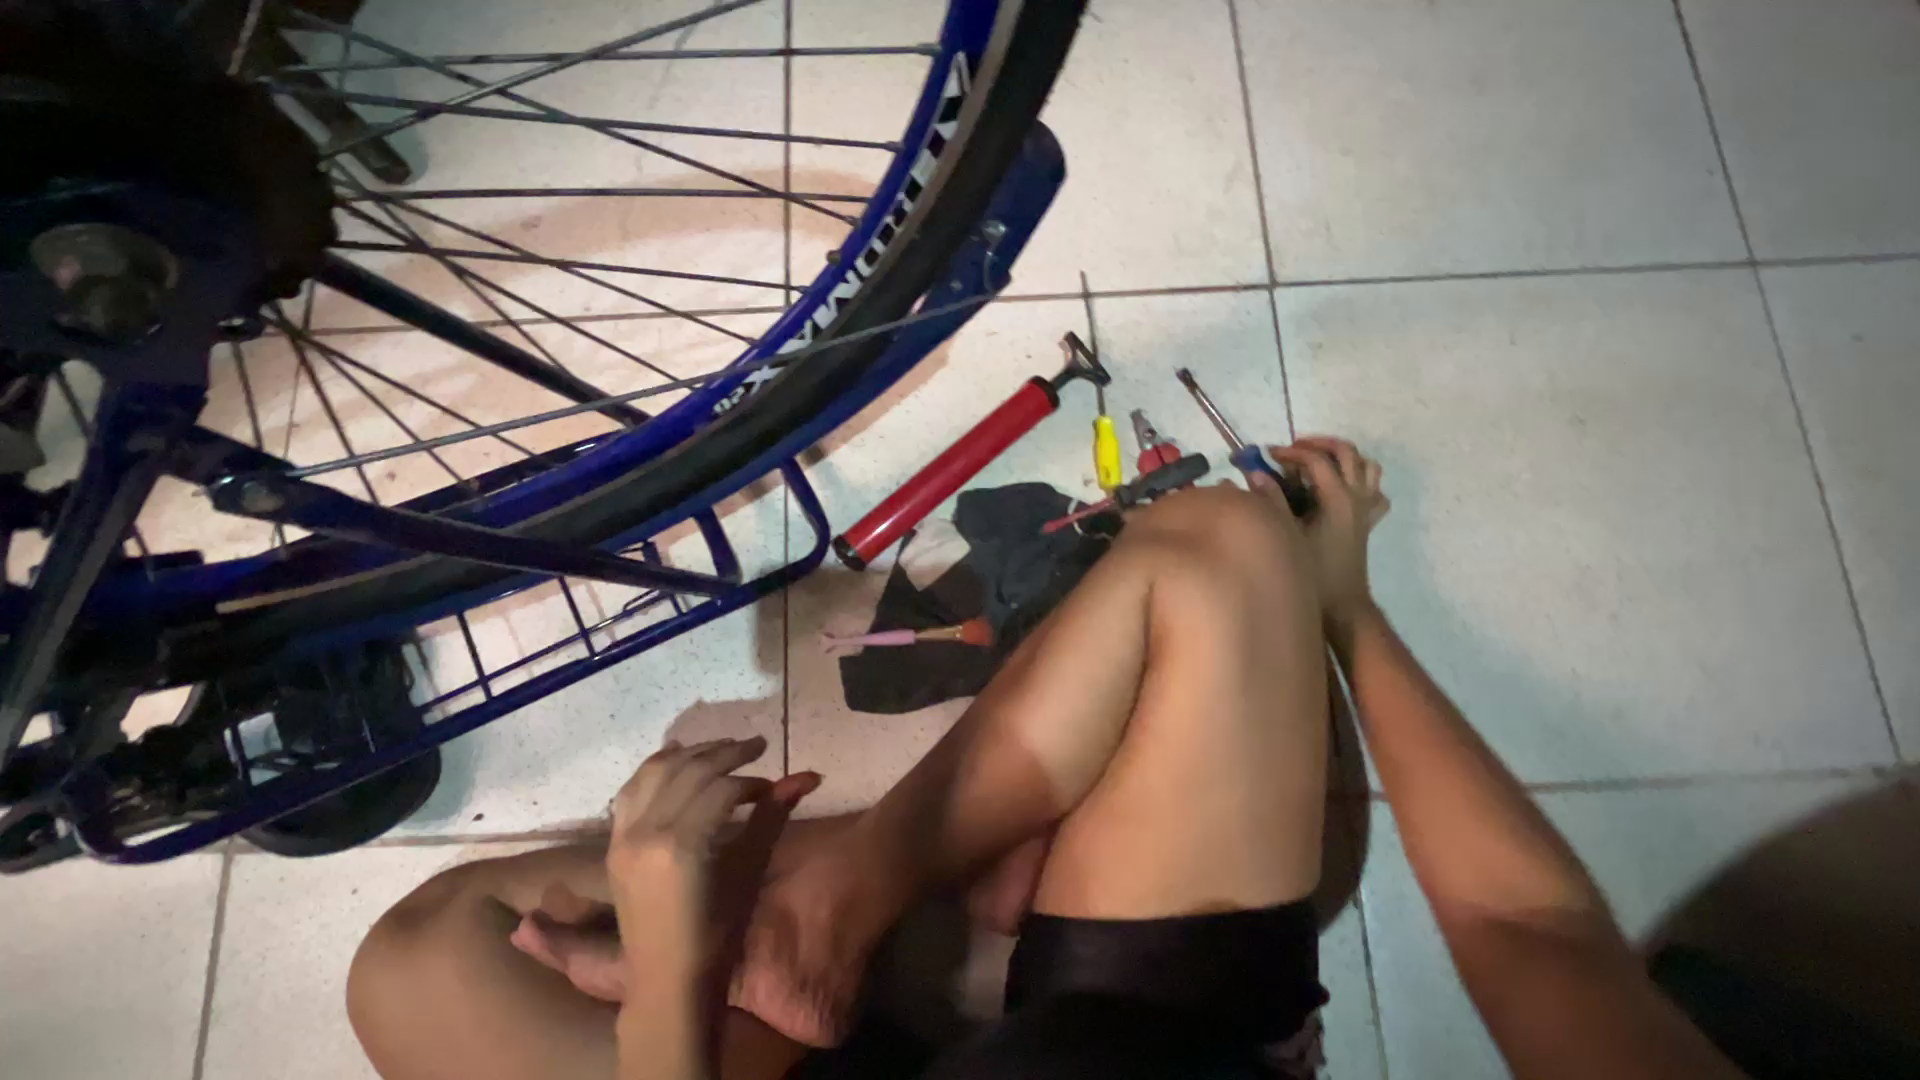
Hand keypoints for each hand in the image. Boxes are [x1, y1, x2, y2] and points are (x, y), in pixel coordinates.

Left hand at [605, 737, 818, 993]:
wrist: (669, 978)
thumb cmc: (719, 929)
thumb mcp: (750, 869)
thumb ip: (772, 817)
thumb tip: (807, 776)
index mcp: (683, 843)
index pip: (722, 789)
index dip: (750, 780)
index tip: (770, 785)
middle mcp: (647, 831)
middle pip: (690, 771)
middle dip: (725, 753)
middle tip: (756, 746)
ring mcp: (624, 836)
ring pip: (657, 771)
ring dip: (691, 753)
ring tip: (722, 748)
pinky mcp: (614, 843)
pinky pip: (632, 789)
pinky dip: (654, 767)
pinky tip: (676, 754)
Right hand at [1269, 436, 1388, 625]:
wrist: (1342, 603)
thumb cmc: (1313, 572)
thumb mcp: (1286, 534)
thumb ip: (1272, 501)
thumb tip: (1256, 474)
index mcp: (1337, 498)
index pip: (1316, 460)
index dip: (1290, 453)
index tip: (1267, 455)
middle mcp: (1357, 497)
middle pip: (1347, 452)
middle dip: (1320, 443)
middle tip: (1294, 448)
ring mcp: (1366, 508)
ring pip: (1367, 467)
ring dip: (1344, 457)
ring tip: (1319, 462)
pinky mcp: (1368, 521)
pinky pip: (1374, 491)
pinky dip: (1360, 482)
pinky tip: (1342, 489)